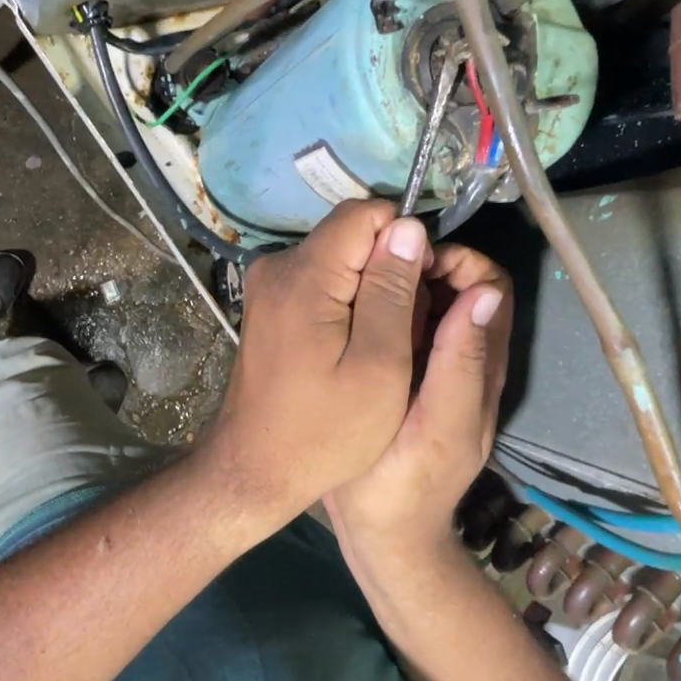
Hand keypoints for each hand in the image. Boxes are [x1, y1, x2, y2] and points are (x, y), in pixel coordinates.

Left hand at [192, 200, 430, 518]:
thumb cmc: (326, 430)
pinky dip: (345, 300)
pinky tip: (354, 344)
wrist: (256, 466)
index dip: (403, 238)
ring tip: (384, 340)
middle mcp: (277, 267)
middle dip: (387, 265)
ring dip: (368, 285)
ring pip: (336, 257)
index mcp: (303, 276)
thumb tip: (409, 227)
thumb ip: (393, 291)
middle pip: (349, 234)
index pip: (363, 214)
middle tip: (409, 323)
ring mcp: (266, 285)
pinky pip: (318, 279)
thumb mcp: (379, 366)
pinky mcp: (267, 304)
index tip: (424, 282)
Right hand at [325, 244, 511, 553]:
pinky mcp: (407, 378)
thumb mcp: (437, 426)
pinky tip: (355, 312)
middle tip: (375, 265)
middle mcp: (466, 359)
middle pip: (461, 287)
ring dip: (405, 283)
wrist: (381, 533)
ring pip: (432, 304)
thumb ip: (461, 363)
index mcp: (482, 365)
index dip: (455, 262)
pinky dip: (389, 307)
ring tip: (359, 282)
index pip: (489, 286)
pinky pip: (408, 326)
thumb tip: (483, 292)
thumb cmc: (404, 482)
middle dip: (425, 264)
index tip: (406, 260)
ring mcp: (435, 368)